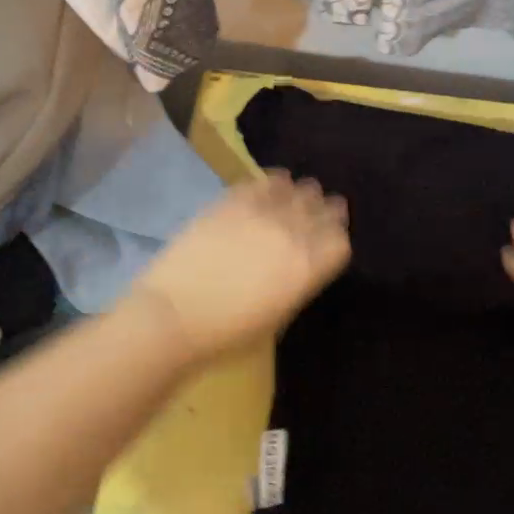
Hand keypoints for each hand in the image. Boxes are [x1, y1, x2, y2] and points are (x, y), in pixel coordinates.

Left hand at [132, 170, 349, 363]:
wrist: (174, 316)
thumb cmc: (227, 332)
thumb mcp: (278, 315)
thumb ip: (298, 282)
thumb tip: (301, 264)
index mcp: (309, 268)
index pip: (340, 240)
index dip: (335, 238)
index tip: (329, 238)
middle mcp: (295, 234)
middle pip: (325, 210)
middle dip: (325, 211)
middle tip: (318, 214)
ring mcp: (265, 214)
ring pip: (300, 191)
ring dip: (302, 195)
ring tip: (295, 199)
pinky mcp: (235, 201)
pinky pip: (266, 181)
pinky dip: (274, 183)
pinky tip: (272, 187)